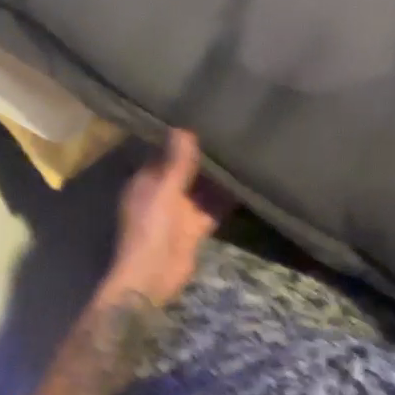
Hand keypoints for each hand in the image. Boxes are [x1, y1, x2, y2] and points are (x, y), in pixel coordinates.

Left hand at [105, 130, 228, 305]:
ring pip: (202, 187)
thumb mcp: (164, 188)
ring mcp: (180, 210)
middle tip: (230, 131)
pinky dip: (227, 197)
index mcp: (147, 179)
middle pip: (186, 169)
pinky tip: (246, 182)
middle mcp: (163, 191)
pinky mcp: (195, 227)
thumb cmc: (151, 226)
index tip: (203, 118)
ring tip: (243, 150)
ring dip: (218, 176)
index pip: (165, 151)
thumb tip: (184, 127)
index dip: (182, 137)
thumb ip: (177, 160)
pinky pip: (213, 206)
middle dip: (205, 156)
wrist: (153, 276)